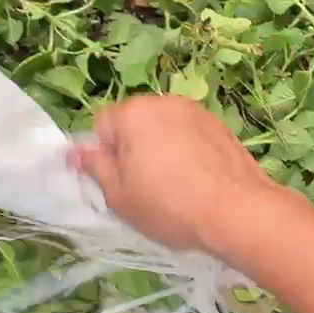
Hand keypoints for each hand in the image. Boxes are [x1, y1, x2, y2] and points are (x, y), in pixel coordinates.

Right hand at [71, 95, 281, 253]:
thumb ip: (96, 168)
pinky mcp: (220, 124)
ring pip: (164, 128)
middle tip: (146, 188)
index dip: (106, 155)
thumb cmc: (169, 206)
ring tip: (176, 186)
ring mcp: (196, 111)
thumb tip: (76, 151)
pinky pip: (190, 134)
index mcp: (133, 113)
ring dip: (162, 149)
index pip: (102, 125)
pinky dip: (188, 151)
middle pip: (135, 123)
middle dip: (134, 149)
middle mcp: (164, 102)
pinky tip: (198, 181)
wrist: (237, 211)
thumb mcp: (120, 196)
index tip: (121, 182)